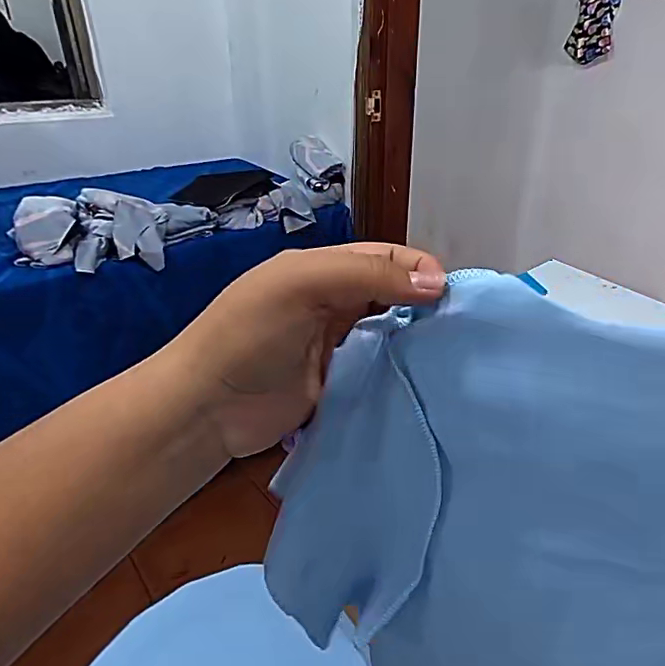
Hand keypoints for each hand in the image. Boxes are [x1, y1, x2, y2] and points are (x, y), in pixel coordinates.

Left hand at [164, 243, 446, 458]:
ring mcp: (335, 346)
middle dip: (424, 304)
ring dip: (417, 339)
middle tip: (459, 328)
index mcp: (322, 269)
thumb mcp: (302, 284)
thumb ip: (367, 275)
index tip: (451, 297)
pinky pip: (379, 371)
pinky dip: (401, 371)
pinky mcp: (338, 384)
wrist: (205, 408)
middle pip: (392, 295)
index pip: (384, 257)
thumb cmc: (248, 335)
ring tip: (452, 353)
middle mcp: (333, 303)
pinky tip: (426, 379)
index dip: (419, 269)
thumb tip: (437, 282)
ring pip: (390, 333)